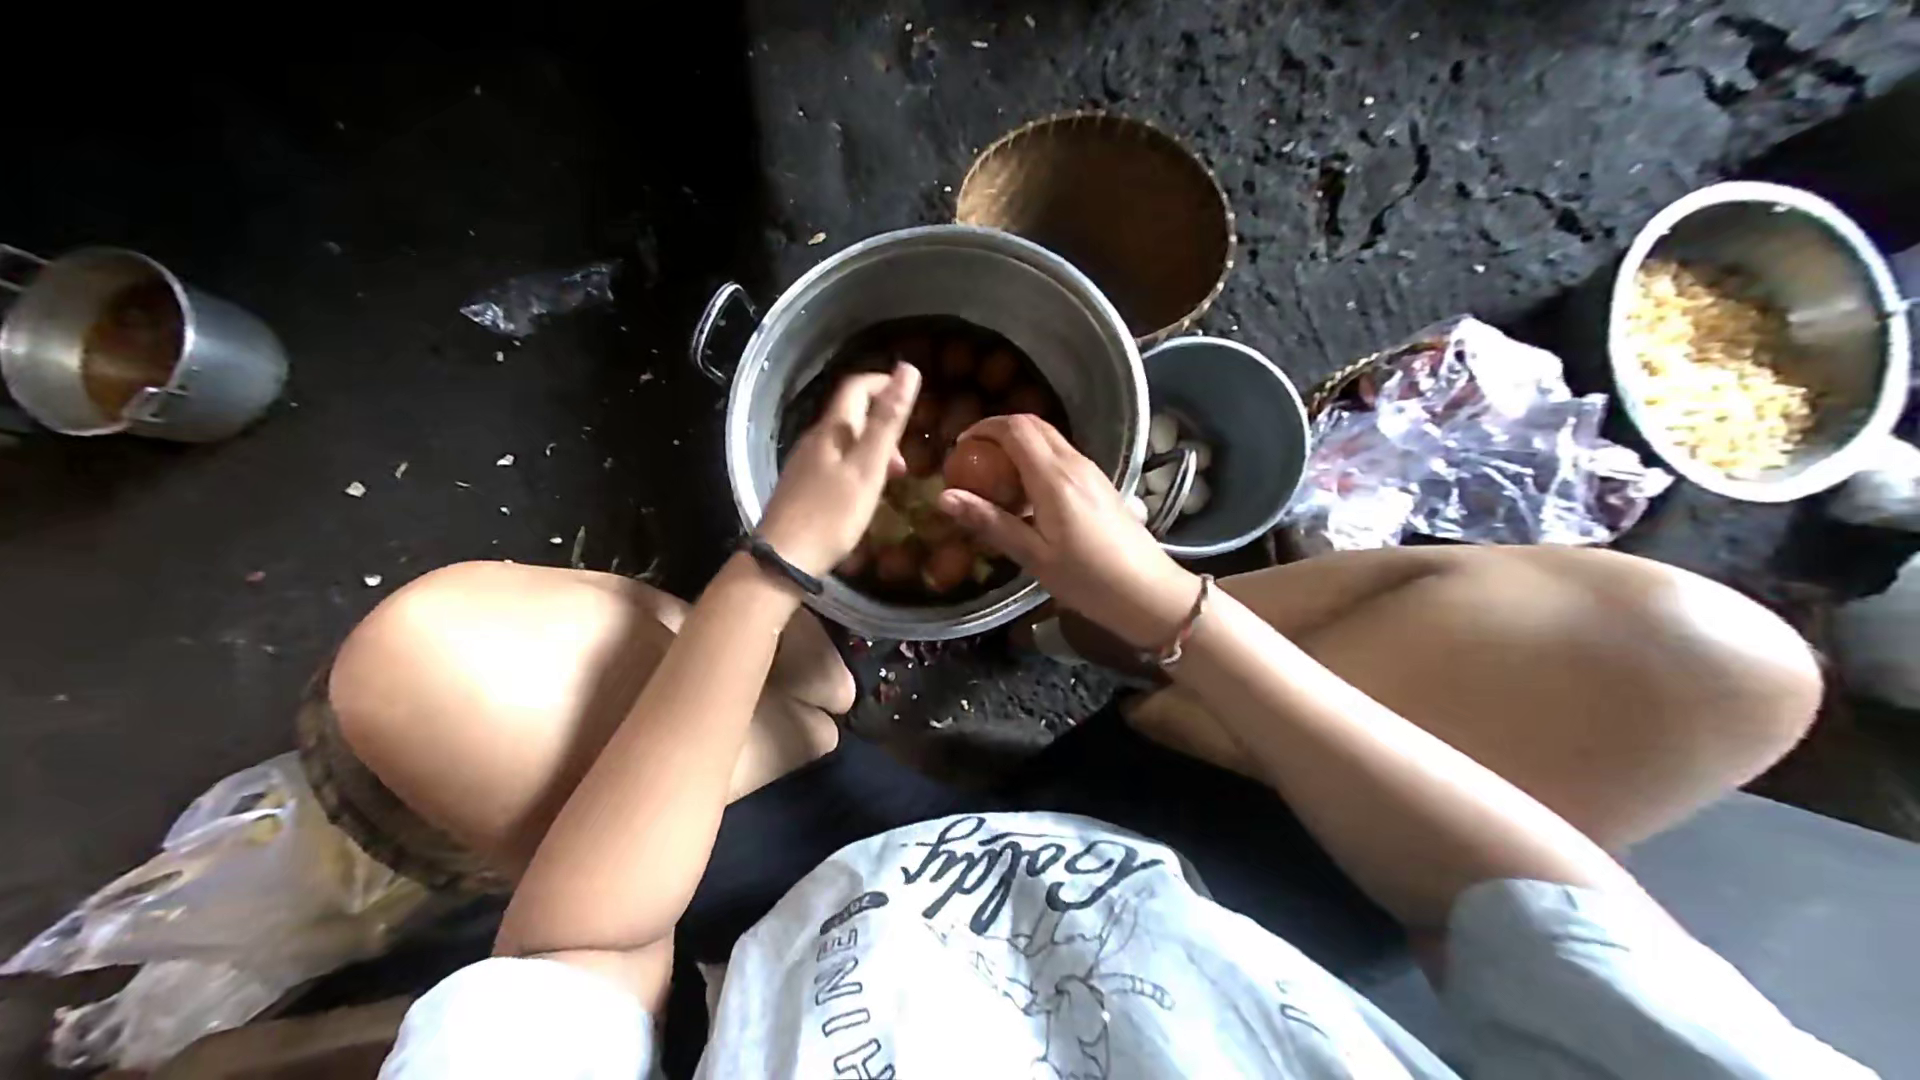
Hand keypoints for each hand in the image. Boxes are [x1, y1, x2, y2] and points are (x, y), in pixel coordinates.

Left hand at [758, 363, 920, 575]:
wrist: (784, 558)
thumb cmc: (832, 513)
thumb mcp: (868, 467)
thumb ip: (888, 421)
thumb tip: (907, 369)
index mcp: (831, 430)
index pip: (857, 387)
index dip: (884, 383)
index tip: (911, 394)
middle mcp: (814, 439)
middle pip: (851, 414)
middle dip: (882, 420)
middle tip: (908, 447)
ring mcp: (805, 463)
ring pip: (844, 441)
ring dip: (873, 447)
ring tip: (894, 474)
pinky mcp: (802, 486)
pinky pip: (835, 462)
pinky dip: (858, 465)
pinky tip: (866, 491)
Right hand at [936, 414, 1199, 648]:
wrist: (1148, 592)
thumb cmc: (1088, 579)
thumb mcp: (1033, 555)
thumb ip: (990, 522)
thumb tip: (944, 497)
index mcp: (1055, 477)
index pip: (1016, 428)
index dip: (984, 428)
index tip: (960, 447)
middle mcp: (1074, 463)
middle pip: (1033, 425)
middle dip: (998, 432)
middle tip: (973, 459)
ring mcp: (1091, 471)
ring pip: (1049, 439)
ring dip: (1018, 446)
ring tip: (995, 479)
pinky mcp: (1100, 484)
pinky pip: (1062, 456)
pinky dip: (1036, 461)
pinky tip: (1027, 496)